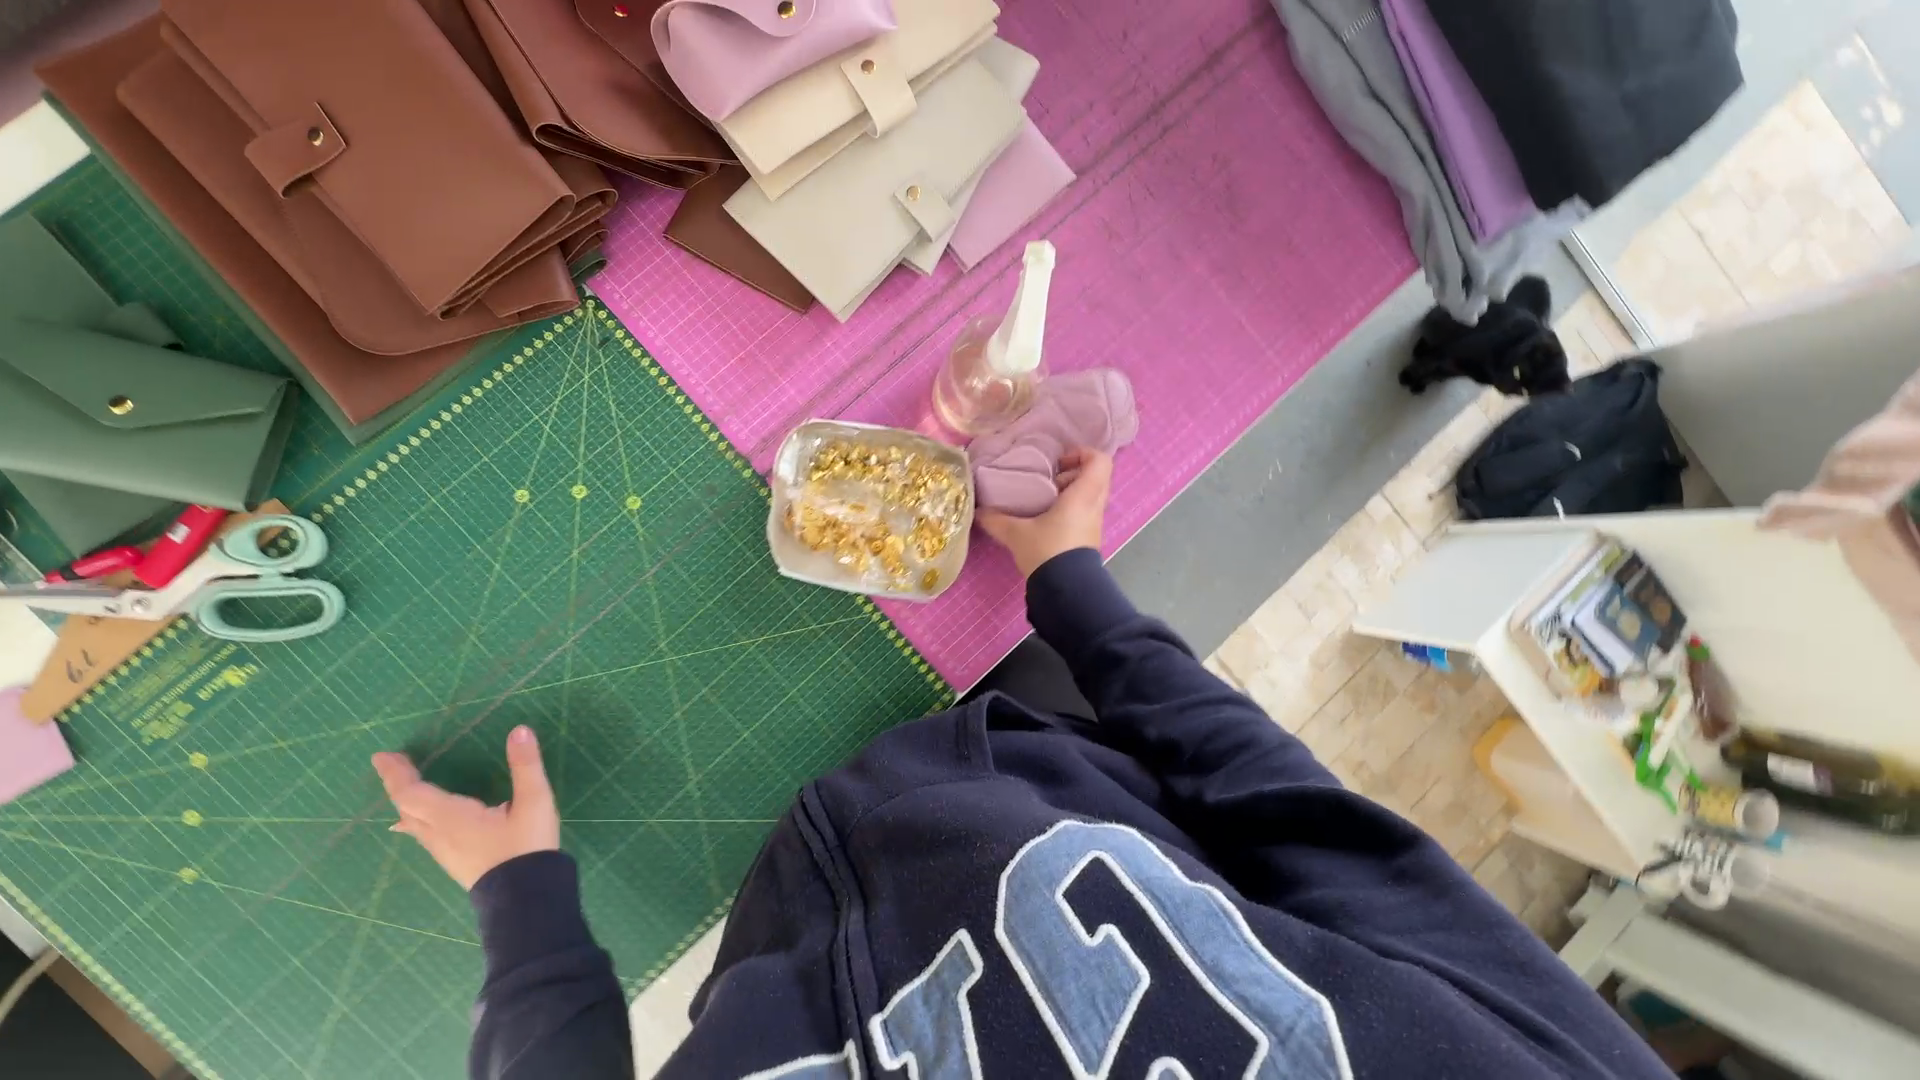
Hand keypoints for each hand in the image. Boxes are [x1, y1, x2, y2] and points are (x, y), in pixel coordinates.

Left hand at [372, 725, 560, 889]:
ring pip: (413, 823)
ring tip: (403, 788)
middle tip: (390, 764)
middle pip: (407, 807)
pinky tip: (418, 824)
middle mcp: (440, 834)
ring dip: (406, 801)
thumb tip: (519, 730)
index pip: (412, 793)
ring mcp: (445, 851)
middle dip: (397, 784)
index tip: (382, 756)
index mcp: (452, 817)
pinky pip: (423, 834)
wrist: (525, 897)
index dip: (396, 773)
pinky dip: (415, 818)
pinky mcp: (454, 861)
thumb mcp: (533, 801)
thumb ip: (526, 765)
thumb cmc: (526, 846)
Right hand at [977, 448, 1112, 576]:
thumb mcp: (1016, 534)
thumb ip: (997, 519)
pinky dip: (1072, 508)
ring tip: (1046, 500)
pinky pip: (1087, 512)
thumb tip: (979, 511)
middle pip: (1097, 476)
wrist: (1065, 590)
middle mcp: (1095, 506)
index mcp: (1083, 495)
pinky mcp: (1090, 538)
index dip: (1082, 453)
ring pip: (1092, 495)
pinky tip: (1047, 519)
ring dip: (1072, 491)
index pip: (1099, 460)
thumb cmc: (1046, 551)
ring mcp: (1095, 523)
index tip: (1058, 462)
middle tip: (1050, 480)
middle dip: (1074, 472)